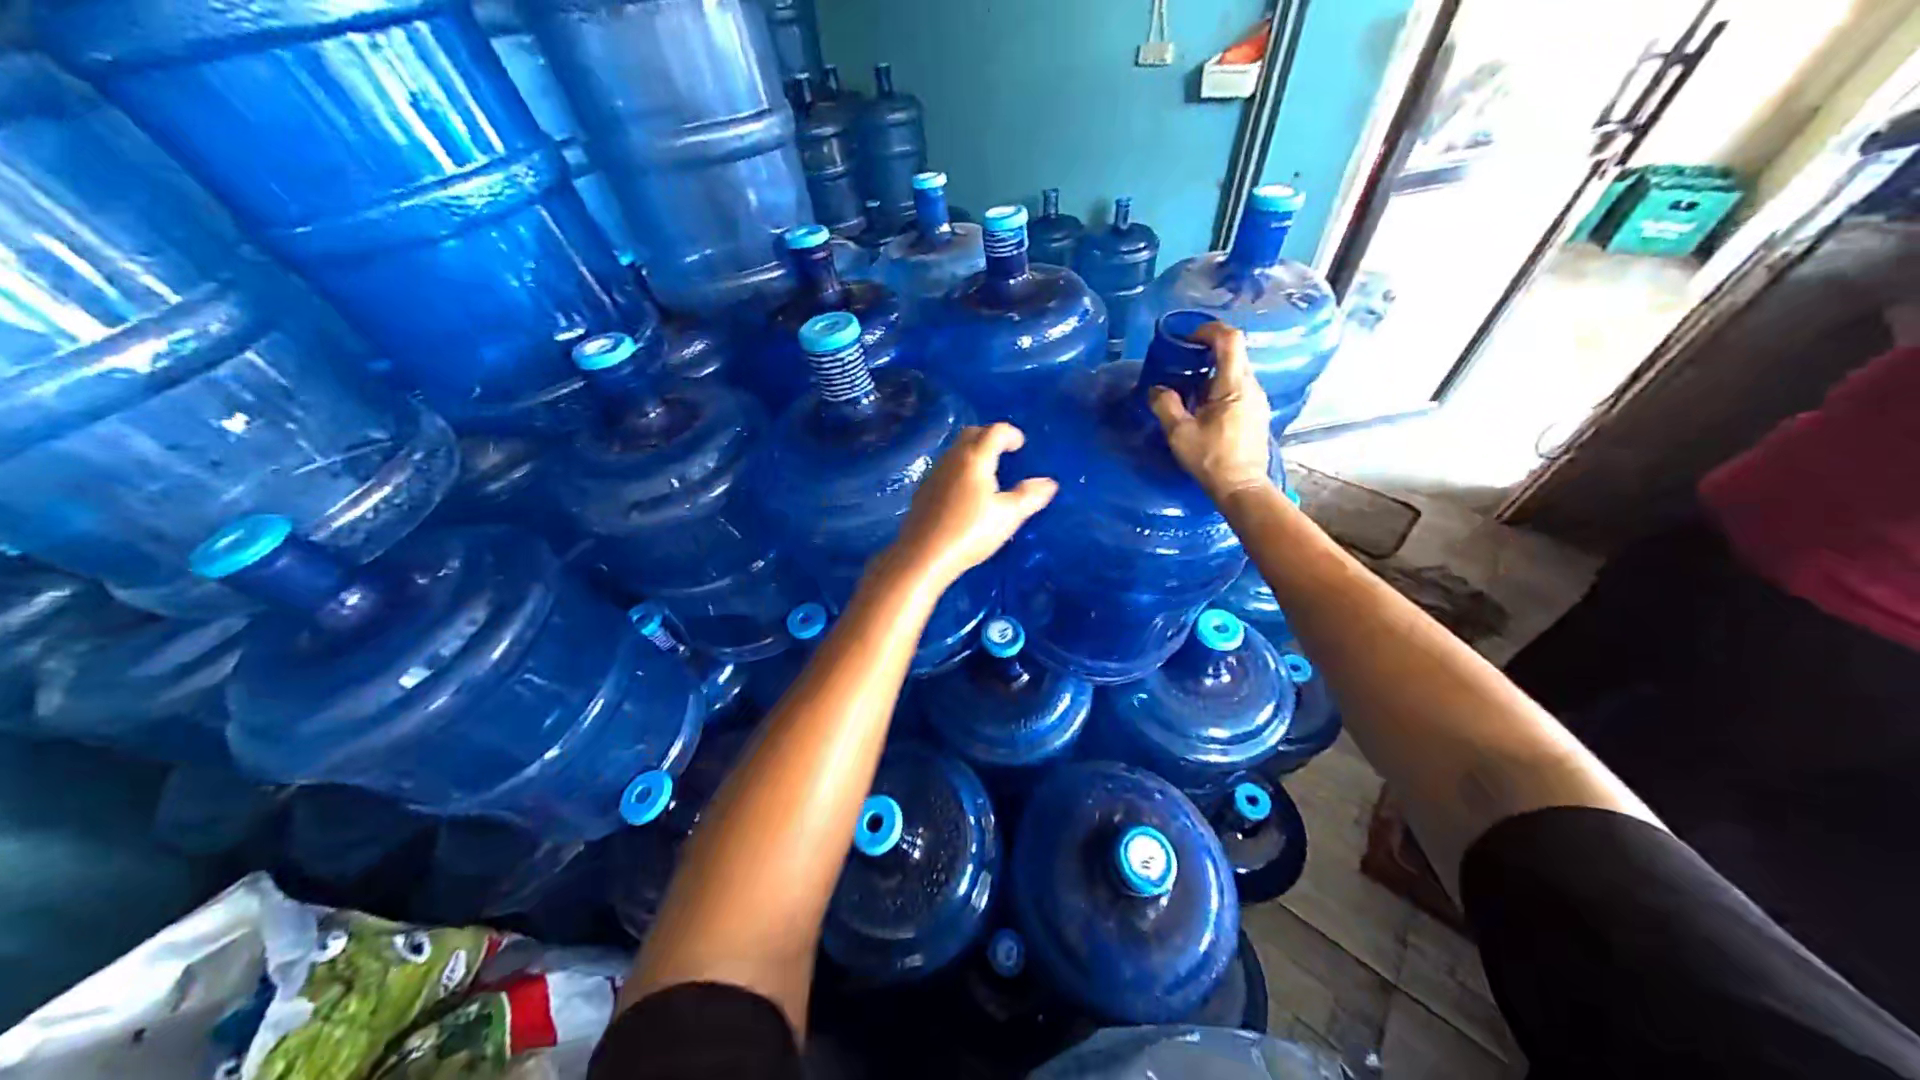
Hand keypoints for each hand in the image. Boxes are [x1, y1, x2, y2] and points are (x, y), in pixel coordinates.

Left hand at [886, 423, 1057, 587]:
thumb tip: (1049, 483)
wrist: (923, 555)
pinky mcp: (923, 491)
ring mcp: (934, 474)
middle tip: (1004, 451)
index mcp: (975, 458)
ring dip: (973, 453)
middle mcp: (952, 459)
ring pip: (955, 451)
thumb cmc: (970, 532)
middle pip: (972, 434)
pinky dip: (960, 469)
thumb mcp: (1008, 516)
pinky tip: (966, 492)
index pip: (995, 431)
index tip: (1020, 444)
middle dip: (990, 436)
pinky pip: (946, 469)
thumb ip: (1030, 496)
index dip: (1011, 434)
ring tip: (988, 472)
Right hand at [1150, 322, 1274, 499]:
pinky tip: (1201, 405)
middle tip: (1181, 362)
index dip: (1208, 330)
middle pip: (1233, 353)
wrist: (1241, 488)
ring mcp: (1257, 400)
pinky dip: (1218, 386)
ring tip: (1187, 387)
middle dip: (1206, 351)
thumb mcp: (1179, 433)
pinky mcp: (1256, 413)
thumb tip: (1156, 390)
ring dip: (1211, 371)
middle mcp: (1251, 387)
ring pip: (1235, 371)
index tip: (1187, 338)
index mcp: (1234, 386)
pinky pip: (1237, 388)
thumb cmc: (1211, 460)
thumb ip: (1165, 405)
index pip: (1230, 339)